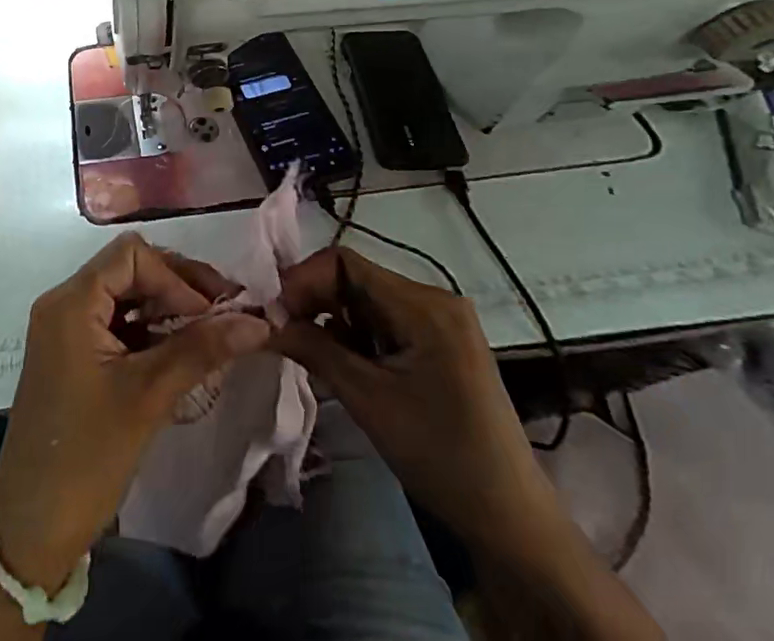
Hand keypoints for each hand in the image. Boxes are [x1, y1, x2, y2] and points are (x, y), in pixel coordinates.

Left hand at [0, 234, 269, 592]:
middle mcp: (64, 306)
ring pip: (128, 298)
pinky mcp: (76, 357)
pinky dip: (154, 332)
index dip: (176, 277)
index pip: (132, 256)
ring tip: (213, 333)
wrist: (34, 526)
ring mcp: (68, 332)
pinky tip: (184, 352)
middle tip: (226, 313)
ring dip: (171, 309)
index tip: (210, 314)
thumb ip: (202, 349)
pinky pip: (120, 326)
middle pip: (130, 270)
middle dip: (180, 287)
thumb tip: (259, 321)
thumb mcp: (147, 396)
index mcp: (70, 304)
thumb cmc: (86, 455)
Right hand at [270, 247, 550, 548]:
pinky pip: (386, 323)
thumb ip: (315, 349)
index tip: (274, 317)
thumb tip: (267, 321)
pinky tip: (344, 368)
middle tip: (283, 338)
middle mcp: (435, 299)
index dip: (302, 281)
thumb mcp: (367, 398)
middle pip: (356, 279)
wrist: (506, 511)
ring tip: (313, 360)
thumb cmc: (437, 453)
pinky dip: (356, 339)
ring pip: (367, 302)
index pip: (346, 263)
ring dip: (333, 323)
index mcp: (425, 305)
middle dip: (314, 303)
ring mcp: (441, 321)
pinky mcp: (440, 343)